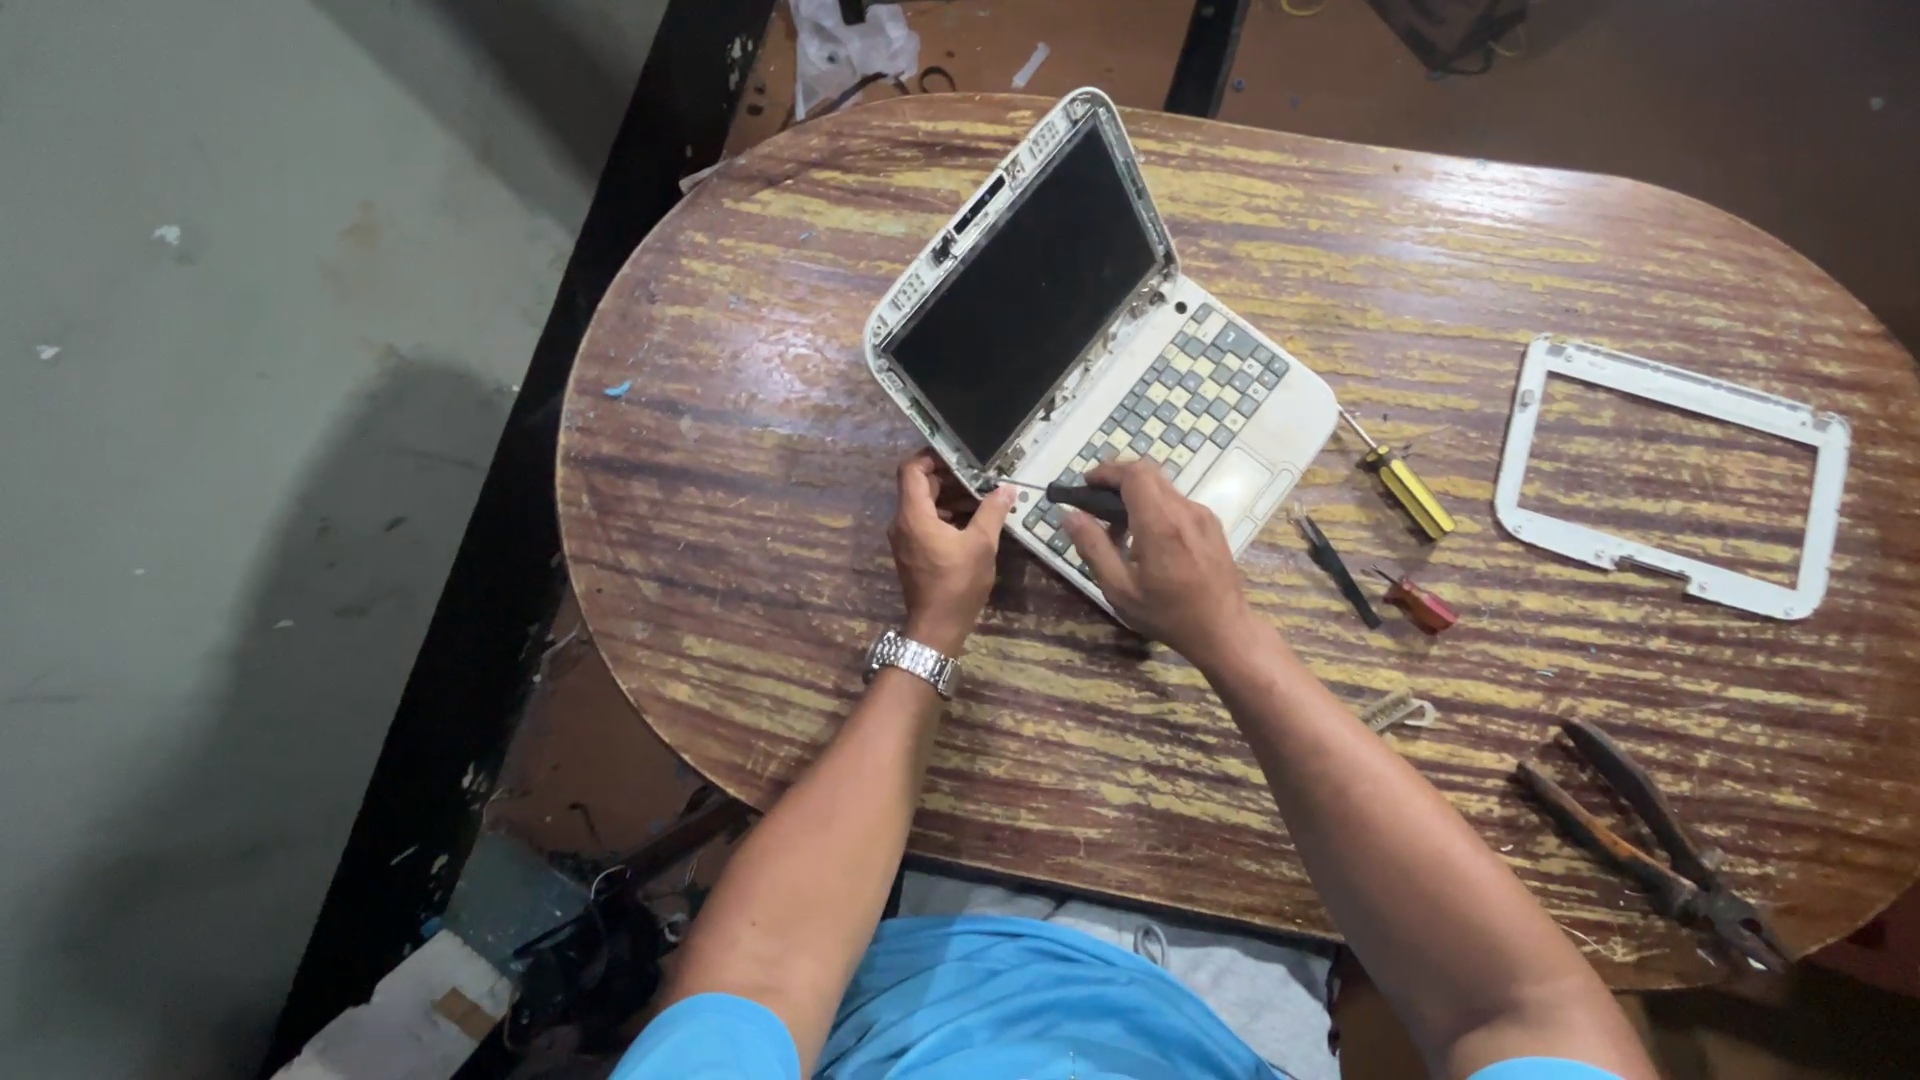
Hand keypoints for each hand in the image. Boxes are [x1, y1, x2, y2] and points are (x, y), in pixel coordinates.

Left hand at [888, 450, 1016, 654]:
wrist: (937, 626)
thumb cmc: (958, 583)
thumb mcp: (981, 544)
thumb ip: (992, 512)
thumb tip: (1006, 489)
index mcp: (914, 515)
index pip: (910, 469)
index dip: (930, 455)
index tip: (957, 454)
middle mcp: (902, 522)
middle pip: (917, 485)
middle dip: (947, 476)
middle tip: (977, 475)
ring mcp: (904, 538)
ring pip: (922, 504)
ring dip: (948, 496)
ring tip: (981, 497)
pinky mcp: (912, 551)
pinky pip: (924, 522)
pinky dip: (945, 515)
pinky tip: (971, 520)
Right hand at [1062, 460, 1259, 668]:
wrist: (1224, 631)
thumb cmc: (1168, 615)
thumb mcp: (1120, 589)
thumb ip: (1093, 548)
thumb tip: (1070, 516)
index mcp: (1161, 524)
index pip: (1134, 474)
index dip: (1107, 471)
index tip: (1086, 484)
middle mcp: (1185, 511)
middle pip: (1149, 473)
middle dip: (1117, 480)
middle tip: (1095, 502)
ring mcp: (1202, 516)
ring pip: (1163, 487)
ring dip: (1135, 496)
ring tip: (1117, 530)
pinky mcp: (1211, 525)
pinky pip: (1177, 503)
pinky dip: (1154, 508)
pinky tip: (1145, 540)